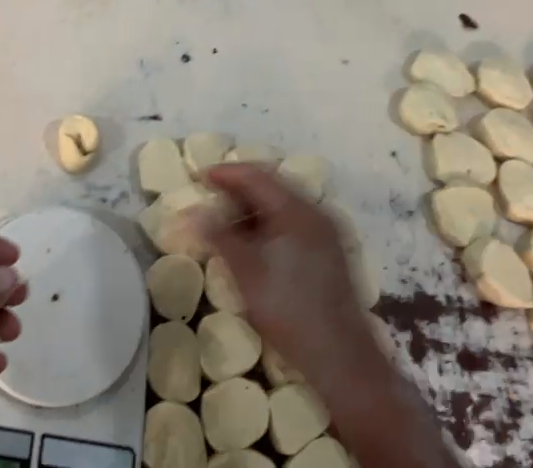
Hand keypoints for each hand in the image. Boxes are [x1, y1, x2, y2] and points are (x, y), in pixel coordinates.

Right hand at [198, 165, 456, 467]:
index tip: (198, 179)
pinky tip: (253, 241)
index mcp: (297, 211)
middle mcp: (316, 212)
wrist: (342, 358)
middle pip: (272, 185)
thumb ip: (218, 236)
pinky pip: (294, 220)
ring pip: (283, 203)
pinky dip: (269, 221)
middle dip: (238, 189)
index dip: (225, 173)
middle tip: (209, 199)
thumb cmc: (290, 312)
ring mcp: (327, 231)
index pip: (256, 176)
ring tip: (225, 222)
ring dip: (253, 206)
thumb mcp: (246, 273)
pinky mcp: (330, 250)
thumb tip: (190, 212)